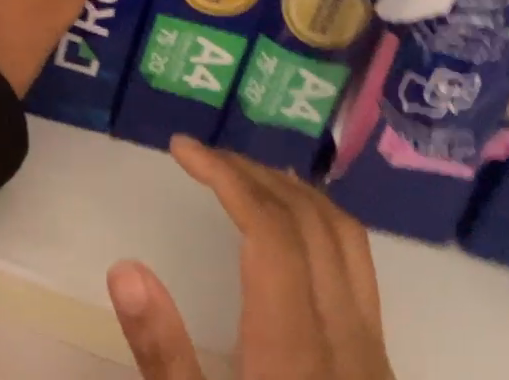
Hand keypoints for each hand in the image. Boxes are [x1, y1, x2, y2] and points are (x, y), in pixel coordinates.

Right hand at [106, 137, 393, 379]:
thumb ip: (162, 356)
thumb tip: (126, 267)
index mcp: (296, 351)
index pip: (270, 229)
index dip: (225, 175)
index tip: (180, 150)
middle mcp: (348, 339)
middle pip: (311, 221)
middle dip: (253, 172)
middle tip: (201, 157)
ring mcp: (375, 353)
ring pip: (347, 239)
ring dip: (292, 192)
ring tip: (242, 176)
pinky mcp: (382, 368)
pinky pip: (359, 266)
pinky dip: (318, 224)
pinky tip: (288, 238)